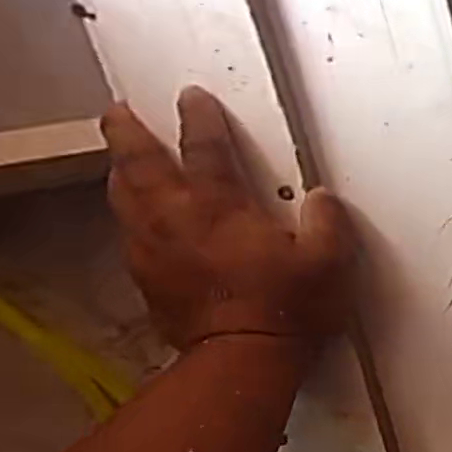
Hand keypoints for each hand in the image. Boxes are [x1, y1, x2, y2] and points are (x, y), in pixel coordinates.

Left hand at [102, 87, 356, 352]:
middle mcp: (176, 218)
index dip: (202, 121)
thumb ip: (330, 224)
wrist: (244, 354)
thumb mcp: (331, 263)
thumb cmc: (290, 306)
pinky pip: (128, 228)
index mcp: (222, 208)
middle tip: (121, 112)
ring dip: (121, 168)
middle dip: (130, 133)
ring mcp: (153, 246)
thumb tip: (322, 197)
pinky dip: (129, 209)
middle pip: (141, 162)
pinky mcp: (147, 274)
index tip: (194, 98)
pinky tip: (138, 213)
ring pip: (123, 192)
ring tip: (122, 156)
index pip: (207, 151)